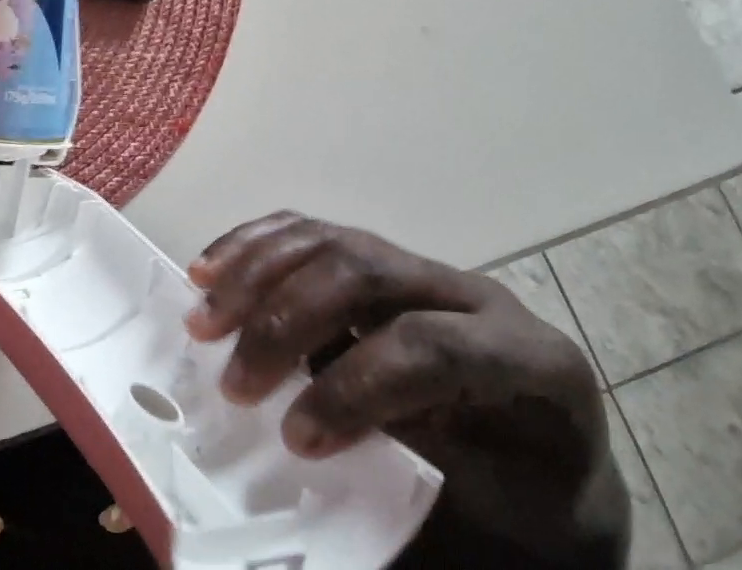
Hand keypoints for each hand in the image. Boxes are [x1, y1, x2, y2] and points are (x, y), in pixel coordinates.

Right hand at [187, 212, 626, 562]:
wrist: (539, 472)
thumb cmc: (513, 504)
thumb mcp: (482, 507)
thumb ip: (401, 473)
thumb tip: (293, 453)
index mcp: (526, 359)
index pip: (426, 346)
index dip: (351, 388)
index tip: (293, 439)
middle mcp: (471, 295)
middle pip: (361, 272)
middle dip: (282, 321)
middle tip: (234, 381)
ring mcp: (420, 269)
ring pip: (326, 240)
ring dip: (251, 276)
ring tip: (203, 322)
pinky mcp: (377, 261)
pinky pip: (308, 233)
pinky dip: (250, 247)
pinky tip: (210, 273)